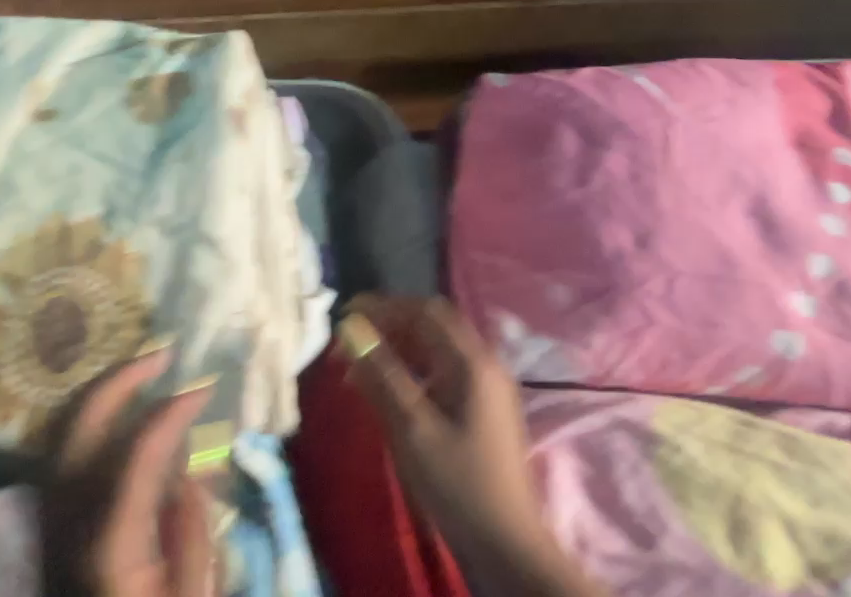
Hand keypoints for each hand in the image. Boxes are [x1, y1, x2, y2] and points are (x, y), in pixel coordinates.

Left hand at [39, 349, 218, 596]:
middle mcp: (67, 517)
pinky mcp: (45, 521)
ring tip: (140, 371)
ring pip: (60, 428)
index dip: (170, 411)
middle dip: (121, 377)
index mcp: (110, 541)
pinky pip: (59, 449)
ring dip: (99, 390)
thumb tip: (190, 476)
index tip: (201, 388)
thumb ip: (193, 537)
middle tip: (162, 353)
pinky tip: (115, 413)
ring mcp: (49, 516)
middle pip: (81, 424)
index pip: (137, 452)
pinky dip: (86, 417)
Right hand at [339, 295, 603, 596]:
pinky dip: (411, 370)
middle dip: (388, 327)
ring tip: (359, 368)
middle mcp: (484, 364)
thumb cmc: (456, 482)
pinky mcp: (482, 409)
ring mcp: (486, 387)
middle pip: (432, 326)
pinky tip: (387, 390)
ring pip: (436, 349)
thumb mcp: (411, 426)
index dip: (384, 306)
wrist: (505, 544)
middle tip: (349, 344)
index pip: (426, 311)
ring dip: (397, 349)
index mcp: (472, 362)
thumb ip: (381, 372)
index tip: (346, 315)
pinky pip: (442, 371)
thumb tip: (350, 328)